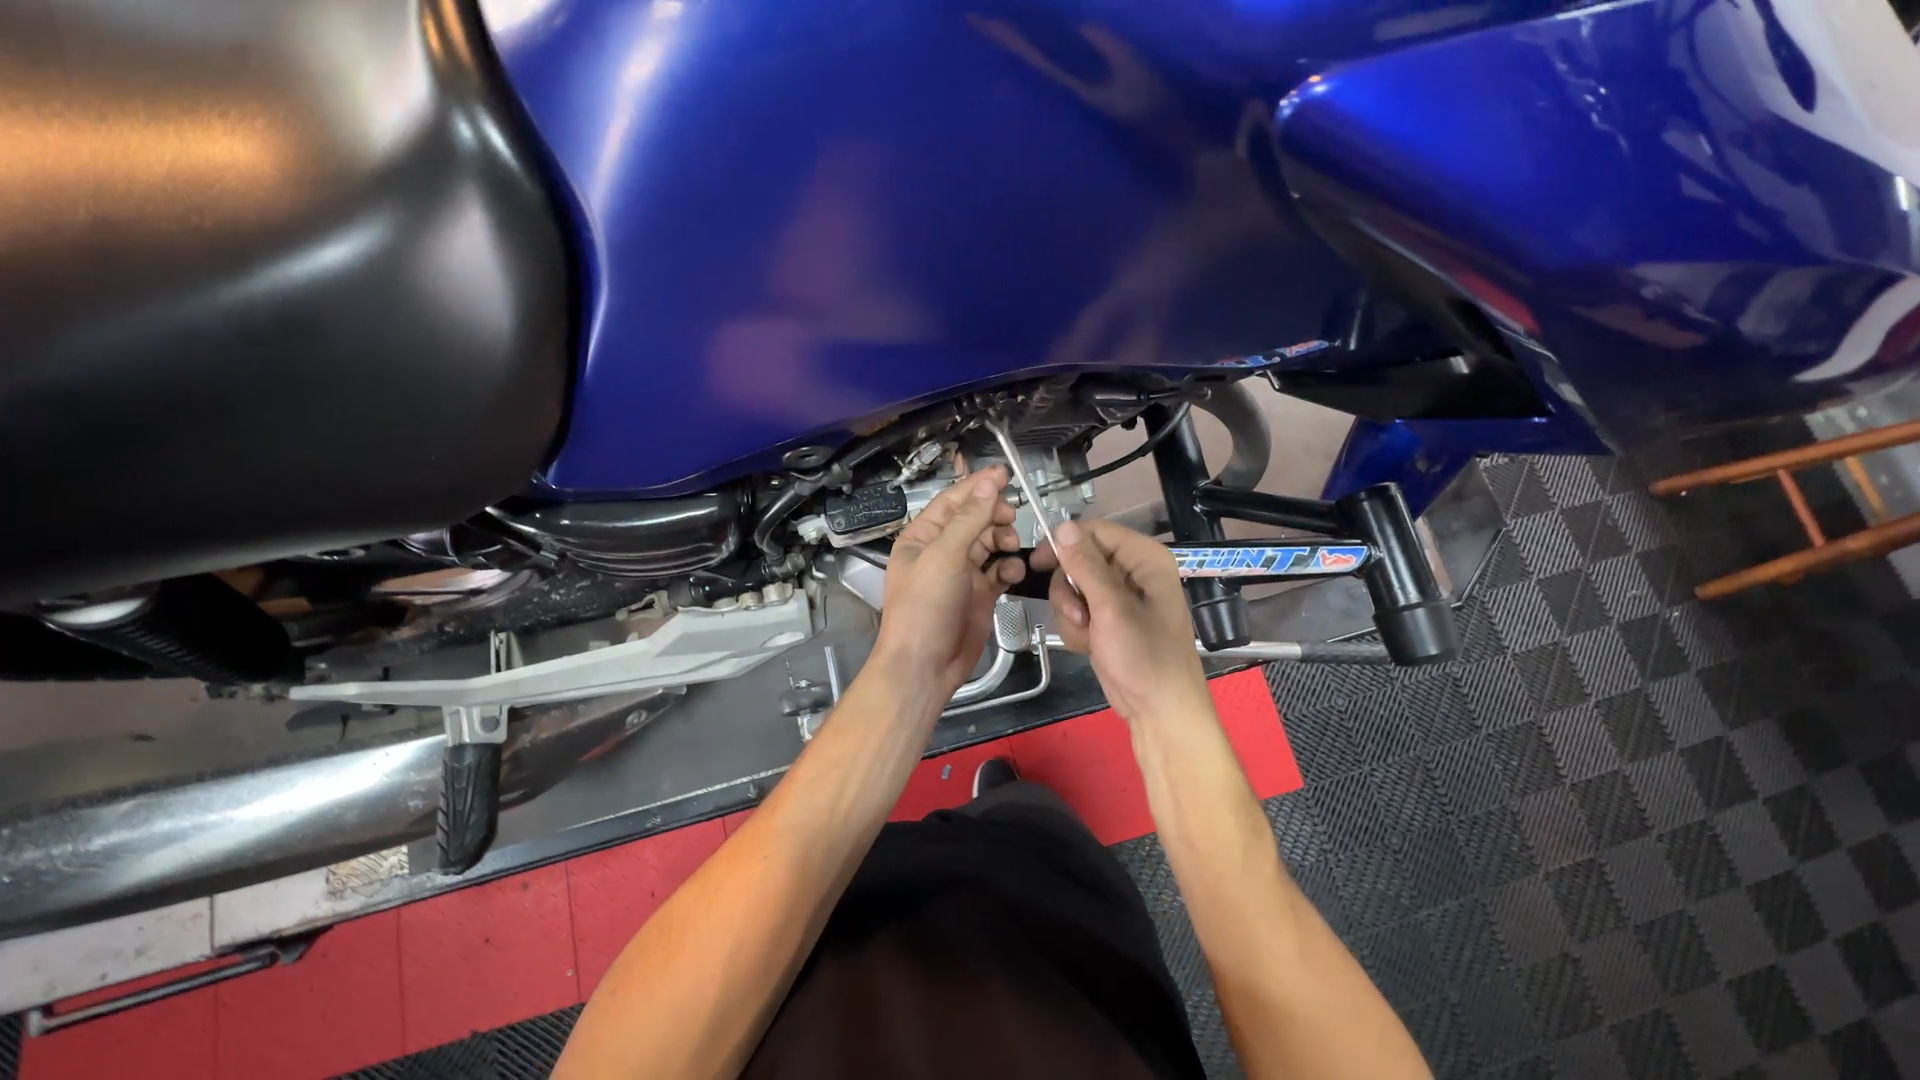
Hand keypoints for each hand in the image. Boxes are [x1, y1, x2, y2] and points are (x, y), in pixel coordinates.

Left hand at [871, 466, 1026, 698]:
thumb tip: (989, 484)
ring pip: (989, 544)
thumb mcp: (944, 556)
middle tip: (1010, 516)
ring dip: (1003, 539)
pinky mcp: (979, 595)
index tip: (1005, 474)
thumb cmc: (924, 607)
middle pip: (974, 519)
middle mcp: (941, 552)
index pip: (952, 501)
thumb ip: (970, 519)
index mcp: (921, 537)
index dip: (978, 486)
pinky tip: (1013, 570)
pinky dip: (1009, 567)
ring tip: (1010, 545)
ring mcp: (961, 574)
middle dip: (994, 514)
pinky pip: (998, 571)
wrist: (925, 665)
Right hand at [1032, 518, 1209, 724]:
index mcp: (1145, 558)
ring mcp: (1119, 597)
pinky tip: (1090, 646)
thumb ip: (1085, 566)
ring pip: (1072, 587)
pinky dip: (1077, 629)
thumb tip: (1062, 526)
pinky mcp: (1107, 620)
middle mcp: (1133, 571)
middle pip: (1079, 559)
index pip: (1094, 531)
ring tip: (1088, 636)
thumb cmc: (1144, 657)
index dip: (1065, 544)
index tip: (1039, 564)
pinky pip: (1077, 610)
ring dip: (1071, 613)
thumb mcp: (1111, 609)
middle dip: (1070, 590)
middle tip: (1077, 615)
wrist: (1158, 710)